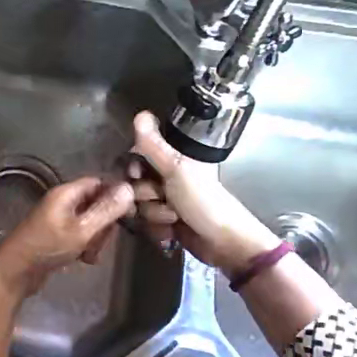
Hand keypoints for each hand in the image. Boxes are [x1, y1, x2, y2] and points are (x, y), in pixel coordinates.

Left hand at [0, 176, 135, 300]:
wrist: (15, 272)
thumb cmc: (47, 247)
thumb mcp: (82, 230)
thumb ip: (106, 210)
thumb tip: (129, 189)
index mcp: (66, 193)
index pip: (99, 182)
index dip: (115, 195)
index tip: (129, 212)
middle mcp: (62, 201)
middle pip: (96, 203)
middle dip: (104, 223)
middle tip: (102, 242)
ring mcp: (58, 218)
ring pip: (90, 221)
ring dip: (96, 238)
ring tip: (90, 254)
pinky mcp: (56, 234)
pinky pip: (80, 234)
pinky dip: (85, 245)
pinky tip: (84, 259)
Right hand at [127, 111, 280, 275]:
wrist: (223, 242)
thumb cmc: (203, 201)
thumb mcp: (176, 169)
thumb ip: (153, 145)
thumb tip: (140, 114)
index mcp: (172, 159)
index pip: (136, 158)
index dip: (133, 168)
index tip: (139, 174)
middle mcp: (166, 178)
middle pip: (133, 185)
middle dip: (146, 196)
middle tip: (164, 197)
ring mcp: (166, 202)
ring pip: (139, 207)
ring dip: (155, 215)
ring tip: (175, 217)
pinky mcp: (165, 224)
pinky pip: (146, 226)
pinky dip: (158, 230)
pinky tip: (172, 232)